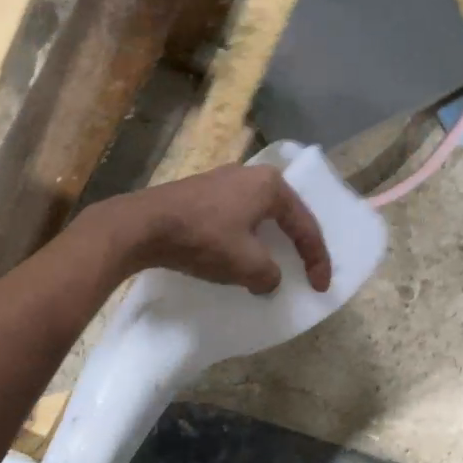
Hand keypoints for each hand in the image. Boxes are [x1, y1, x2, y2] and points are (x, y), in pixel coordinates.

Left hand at [91, 165, 332, 294]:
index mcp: (270, 186)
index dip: (316, 260)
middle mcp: (249, 175)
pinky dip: (240, 238)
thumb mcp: (245, 264)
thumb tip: (270, 280)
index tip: (320, 287)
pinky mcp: (197, 195)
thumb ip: (268, 275)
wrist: (142, 226)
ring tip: (269, 264)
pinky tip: (234, 254)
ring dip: (264, 242)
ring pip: (254, 216)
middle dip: (293, 244)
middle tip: (302, 268)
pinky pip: (231, 218)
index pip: (305, 225)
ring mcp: (220, 182)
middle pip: (282, 215)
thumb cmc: (202, 240)